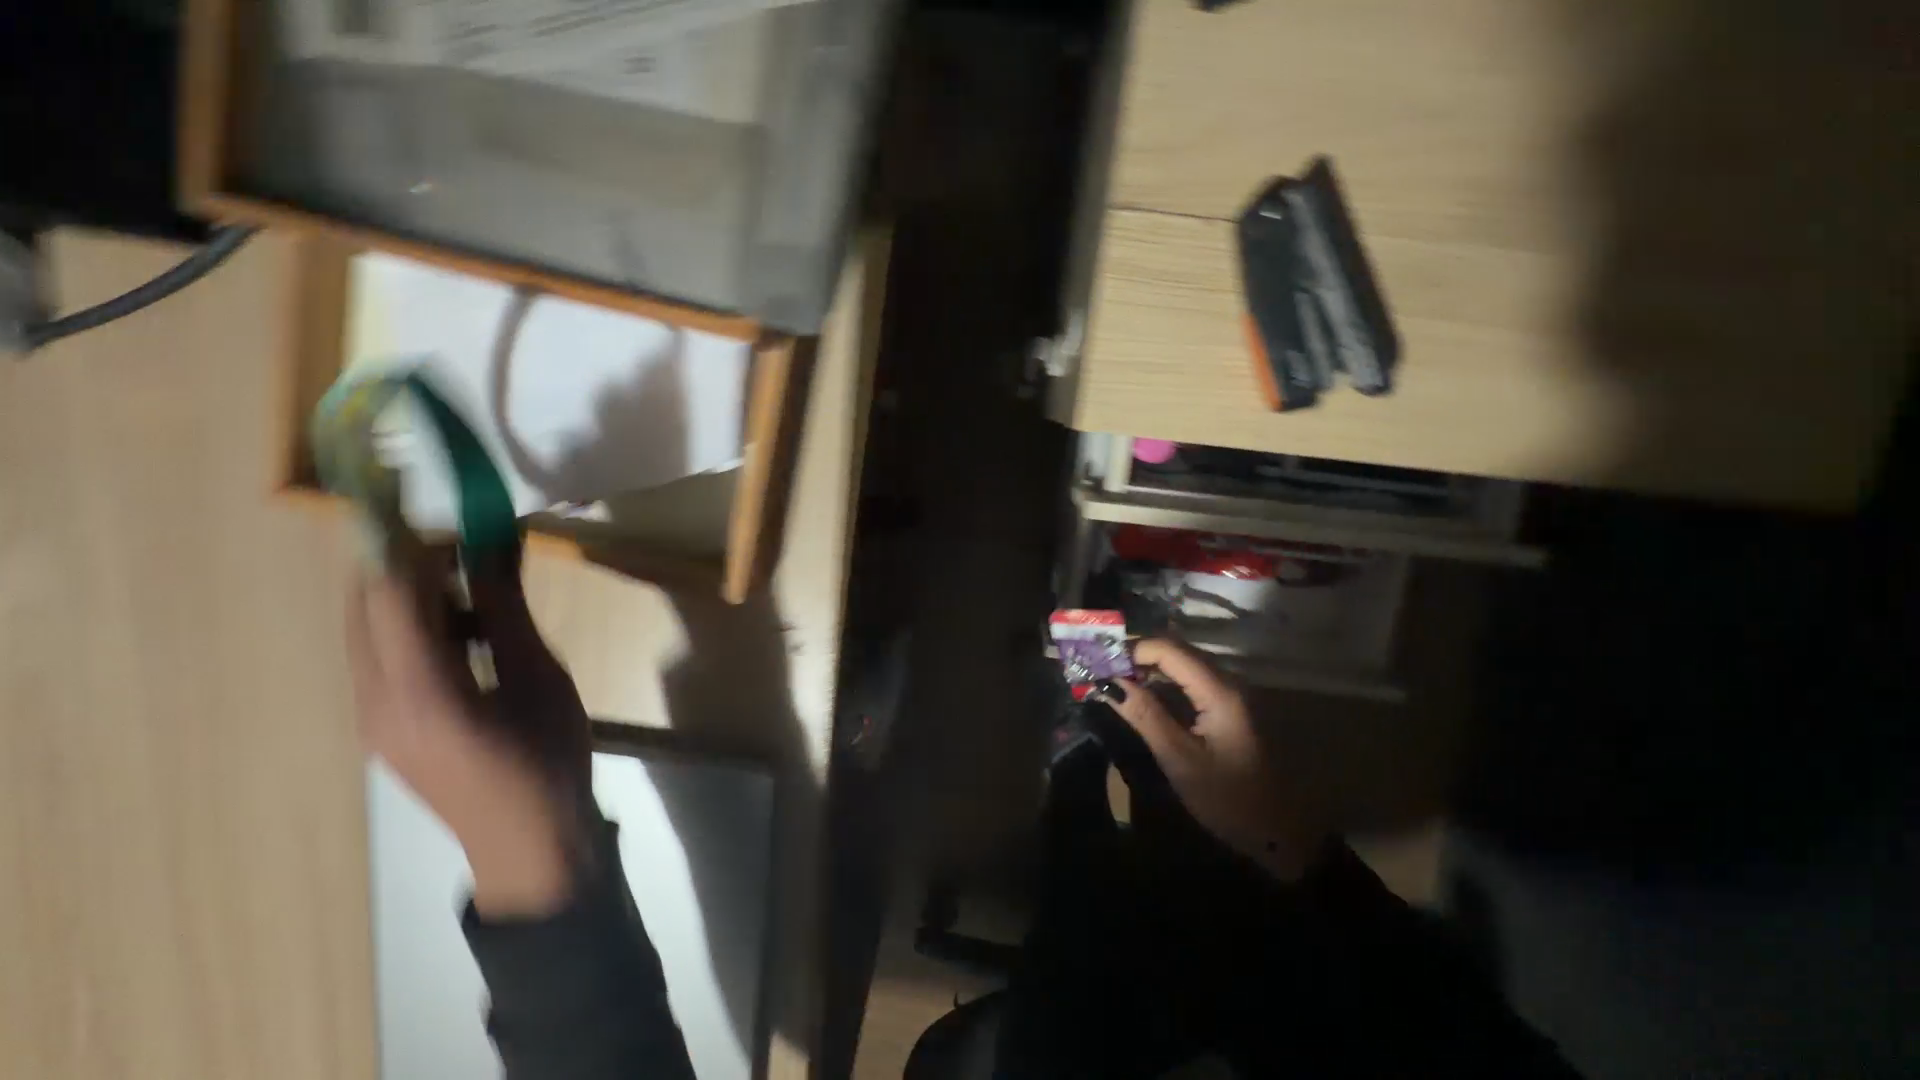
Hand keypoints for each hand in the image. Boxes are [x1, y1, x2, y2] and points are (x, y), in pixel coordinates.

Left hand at [346, 548, 594, 916]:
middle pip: (368, 604)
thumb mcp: (540, 678)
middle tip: (474, 550)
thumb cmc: (549, 760)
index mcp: (423, 691)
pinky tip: (472, 640)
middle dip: (411, 563)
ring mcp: (371, 717)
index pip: (392, 591)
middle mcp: (376, 700)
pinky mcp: (381, 727)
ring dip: (415, 595)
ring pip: (371, 628)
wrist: (529, 848)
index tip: (455, 513)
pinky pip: (383, 657)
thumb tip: (494, 540)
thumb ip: (507, 609)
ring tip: (482, 595)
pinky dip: (417, 629)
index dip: (415, 541)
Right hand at [1094, 639, 1325, 880]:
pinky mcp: (1227, 708)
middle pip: (1176, 650)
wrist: (1277, 832)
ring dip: (1147, 669)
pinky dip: (1162, 683)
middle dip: (1136, 656)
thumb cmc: (1228, 799)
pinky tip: (1141, 698)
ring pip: (1182, 664)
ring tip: (1113, 684)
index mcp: (1220, 690)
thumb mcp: (1179, 759)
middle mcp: (1228, 681)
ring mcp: (1230, 693)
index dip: (1131, 650)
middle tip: (1100, 674)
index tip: (1098, 665)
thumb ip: (1145, 715)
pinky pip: (1190, 681)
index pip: (1169, 648)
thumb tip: (1108, 682)